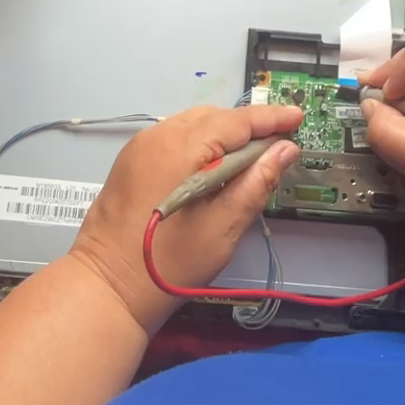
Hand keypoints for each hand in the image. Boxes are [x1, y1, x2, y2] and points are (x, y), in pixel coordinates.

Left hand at [68, 105, 300, 332]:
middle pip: (214, 117)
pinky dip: (201, 142)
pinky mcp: (132, 159)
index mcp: (181, 147)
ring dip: (224, 133)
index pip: (236, 121)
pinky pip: (175, 136)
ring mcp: (142, 146)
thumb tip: (285, 149)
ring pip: (194, 124)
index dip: (270, 119)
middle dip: (248, 126)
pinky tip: (215, 164)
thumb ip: (256, 182)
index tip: (298, 117)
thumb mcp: (223, 227)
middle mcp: (159, 136)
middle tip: (279, 142)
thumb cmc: (170, 264)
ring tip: (251, 154)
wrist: (106, 288)